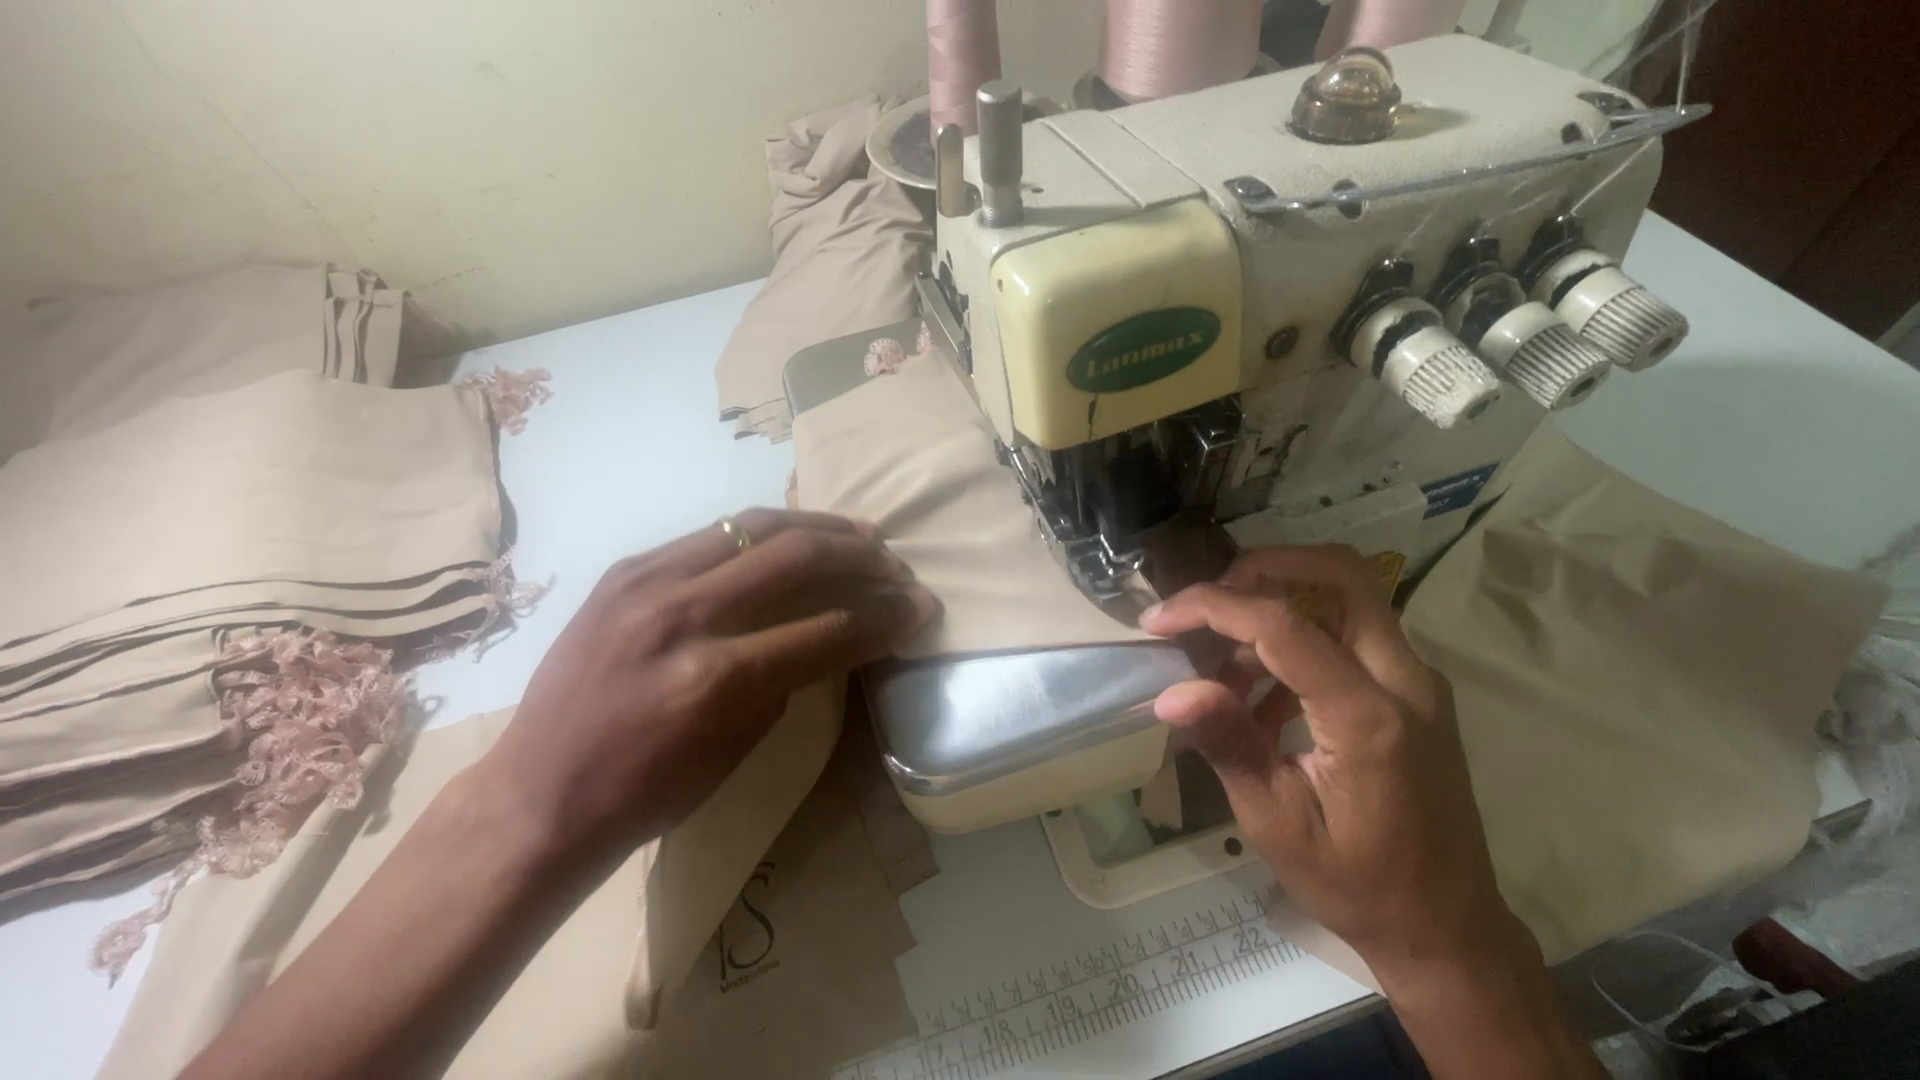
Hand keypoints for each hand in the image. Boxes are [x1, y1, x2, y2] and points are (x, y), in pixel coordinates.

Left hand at [482, 509, 938, 852]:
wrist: (543, 791)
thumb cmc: (648, 792)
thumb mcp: (737, 747)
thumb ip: (787, 677)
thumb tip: (833, 630)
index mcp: (716, 678)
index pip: (827, 629)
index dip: (885, 617)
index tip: (921, 609)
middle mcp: (683, 615)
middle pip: (797, 558)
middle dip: (861, 559)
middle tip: (897, 568)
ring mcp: (646, 583)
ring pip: (753, 526)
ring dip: (817, 528)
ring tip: (859, 536)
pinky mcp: (624, 571)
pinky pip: (709, 536)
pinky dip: (761, 534)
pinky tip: (790, 539)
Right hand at [1140, 545, 1521, 977]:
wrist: (1447, 928)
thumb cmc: (1358, 884)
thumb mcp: (1279, 824)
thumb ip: (1230, 745)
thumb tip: (1171, 691)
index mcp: (1369, 717)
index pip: (1284, 625)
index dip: (1212, 608)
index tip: (1157, 621)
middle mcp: (1406, 681)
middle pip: (1339, 575)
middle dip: (1262, 569)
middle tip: (1206, 603)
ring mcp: (1417, 682)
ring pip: (1347, 597)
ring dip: (1276, 611)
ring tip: (1221, 673)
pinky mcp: (1414, 694)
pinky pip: (1352, 636)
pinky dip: (1299, 642)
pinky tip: (1259, 702)